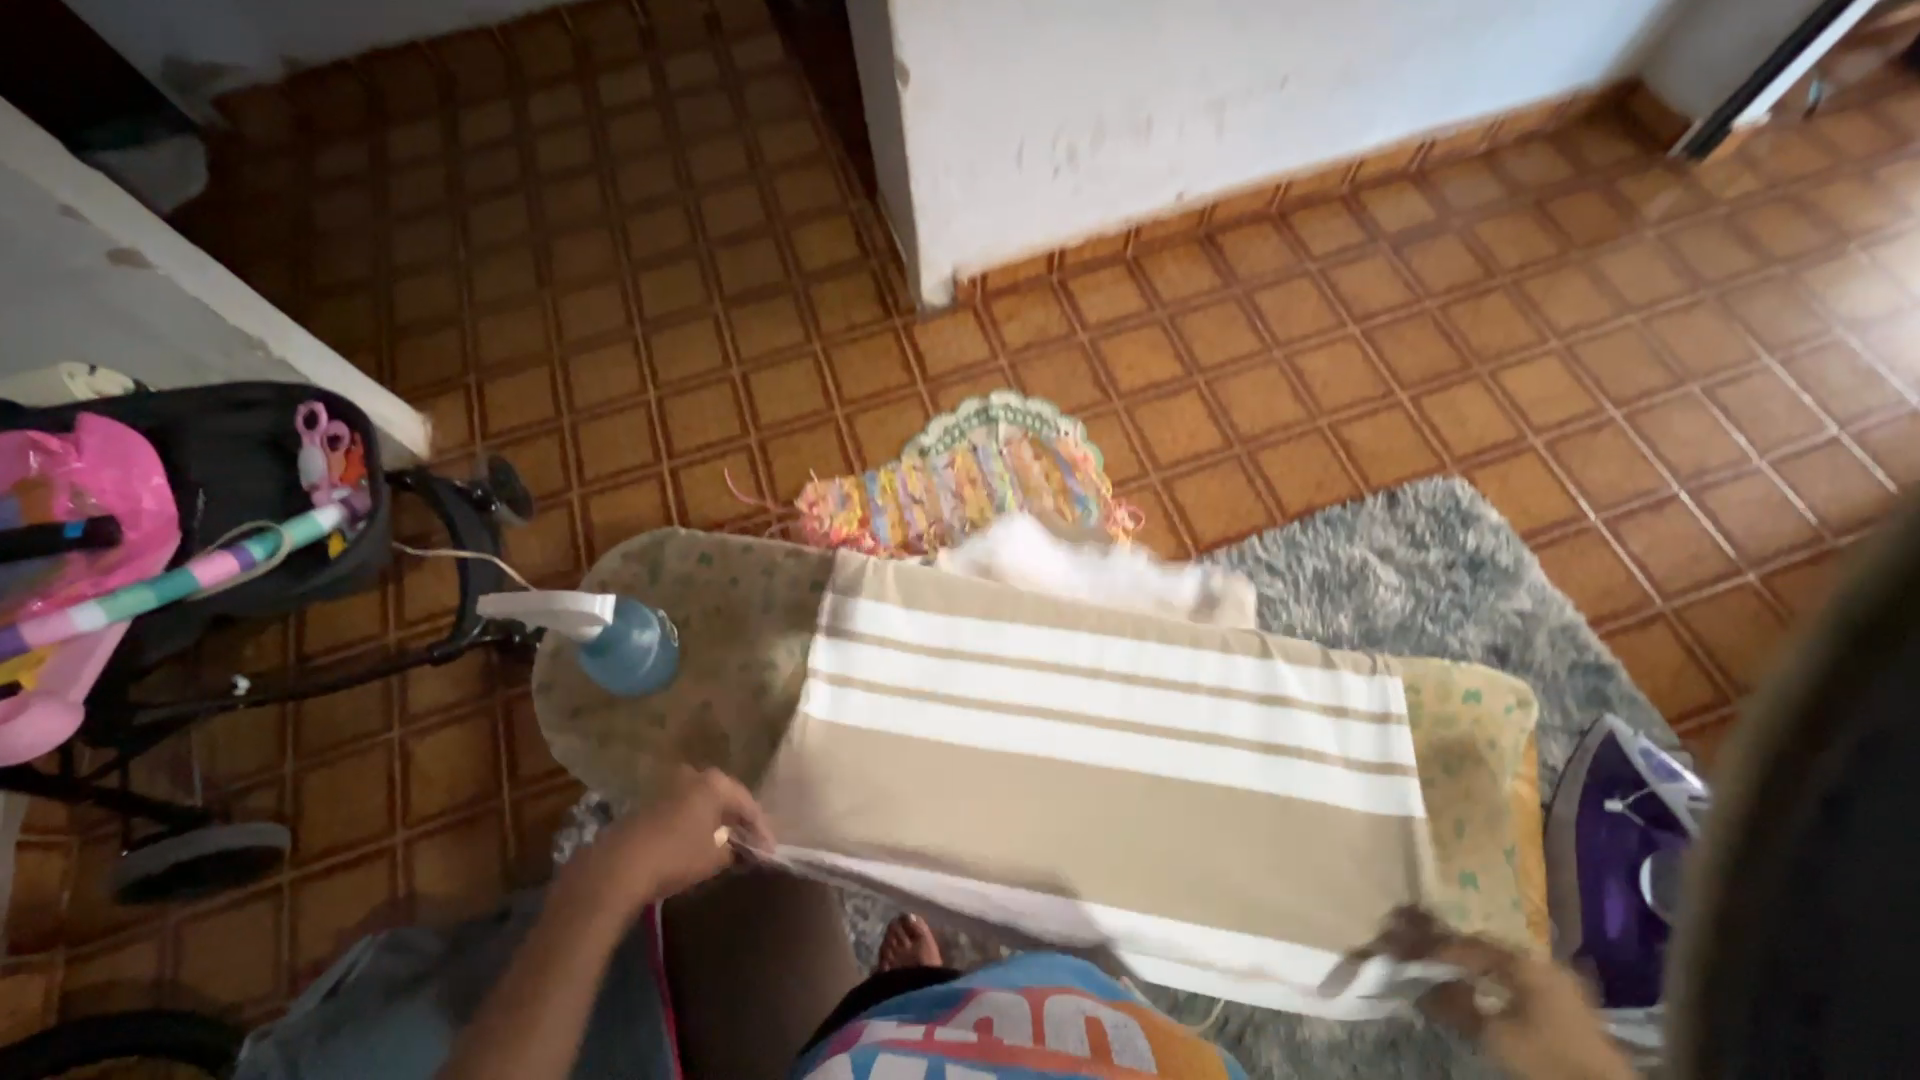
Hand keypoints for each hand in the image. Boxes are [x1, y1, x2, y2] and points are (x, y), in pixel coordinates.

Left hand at [556, 767, 772, 916]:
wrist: (618, 867)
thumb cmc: (676, 856)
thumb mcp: (714, 858)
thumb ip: (734, 851)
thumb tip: (741, 850)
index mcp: (714, 783)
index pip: (749, 805)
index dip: (762, 831)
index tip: (770, 854)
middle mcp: (693, 777)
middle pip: (726, 800)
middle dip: (740, 823)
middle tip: (752, 845)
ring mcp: (668, 788)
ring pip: (703, 804)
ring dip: (716, 823)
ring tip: (729, 846)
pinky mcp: (649, 805)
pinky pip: (684, 812)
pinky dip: (696, 826)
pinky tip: (700, 845)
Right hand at [1375, 907, 1635, 1079]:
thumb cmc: (1548, 1058)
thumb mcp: (1495, 1035)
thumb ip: (1456, 1007)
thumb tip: (1421, 989)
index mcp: (1526, 963)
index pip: (1470, 944)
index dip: (1437, 948)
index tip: (1410, 952)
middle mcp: (1544, 963)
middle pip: (1489, 949)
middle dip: (1455, 952)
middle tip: (1426, 956)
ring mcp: (1561, 983)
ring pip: (1505, 965)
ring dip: (1476, 967)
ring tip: (1449, 973)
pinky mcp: (1568, 1004)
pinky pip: (1521, 980)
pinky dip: (1496, 981)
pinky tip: (1483, 992)